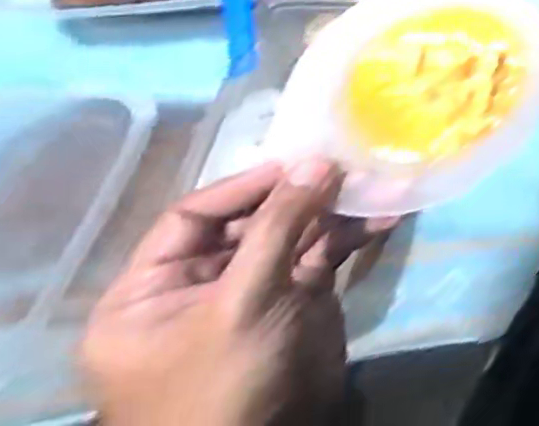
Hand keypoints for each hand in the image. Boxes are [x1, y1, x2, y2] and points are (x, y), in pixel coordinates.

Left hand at [82, 160, 393, 425]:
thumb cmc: (223, 377)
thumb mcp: (242, 300)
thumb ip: (278, 227)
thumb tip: (316, 161)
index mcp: (150, 291)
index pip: (191, 216)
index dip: (246, 186)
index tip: (304, 161)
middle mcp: (198, 284)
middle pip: (252, 218)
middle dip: (306, 193)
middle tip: (353, 168)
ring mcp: (254, 288)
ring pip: (298, 230)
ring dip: (341, 209)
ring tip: (384, 187)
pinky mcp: (299, 294)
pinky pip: (326, 251)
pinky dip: (356, 232)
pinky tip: (388, 217)